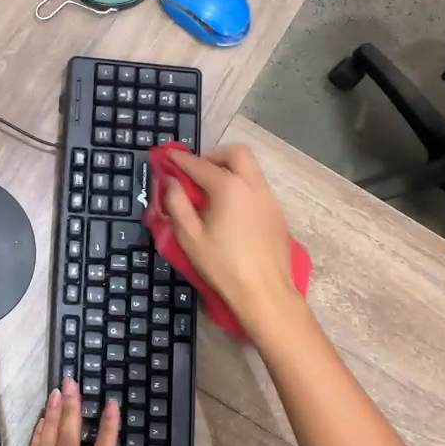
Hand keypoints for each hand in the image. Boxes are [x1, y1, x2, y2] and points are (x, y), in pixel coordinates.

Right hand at [163, 144, 304, 331]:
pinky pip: (258, 188)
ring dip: (229, 170)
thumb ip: (177, 204)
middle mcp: (253, 185)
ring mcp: (270, 198)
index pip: (200, 165)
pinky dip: (241, 187)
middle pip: (236, 153)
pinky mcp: (277, 213)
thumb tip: (171, 182)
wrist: (265, 292)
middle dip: (214, 156)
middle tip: (197, 172)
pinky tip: (230, 211)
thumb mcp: (190, 237)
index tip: (167, 155)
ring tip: (211, 193)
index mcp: (229, 188)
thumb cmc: (223, 265)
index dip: (180, 160)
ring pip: (251, 169)